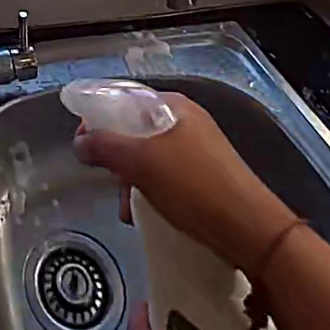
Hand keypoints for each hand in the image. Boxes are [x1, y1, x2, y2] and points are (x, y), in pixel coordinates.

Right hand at [73, 92, 297, 271]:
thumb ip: (105, 147)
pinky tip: (145, 216)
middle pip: (136, 130)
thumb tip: (80, 141)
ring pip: (150, 158)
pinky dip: (150, 193)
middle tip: (106, 179)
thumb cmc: (194, 186)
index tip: (81, 141)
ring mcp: (198, 151)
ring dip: (131, 181)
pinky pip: (166, 179)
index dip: (100, 117)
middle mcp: (186, 123)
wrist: (250, 230)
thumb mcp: (141, 162)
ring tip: (126, 209)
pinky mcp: (204, 179)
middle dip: (116, 156)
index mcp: (174, 107)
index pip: (127, 100)